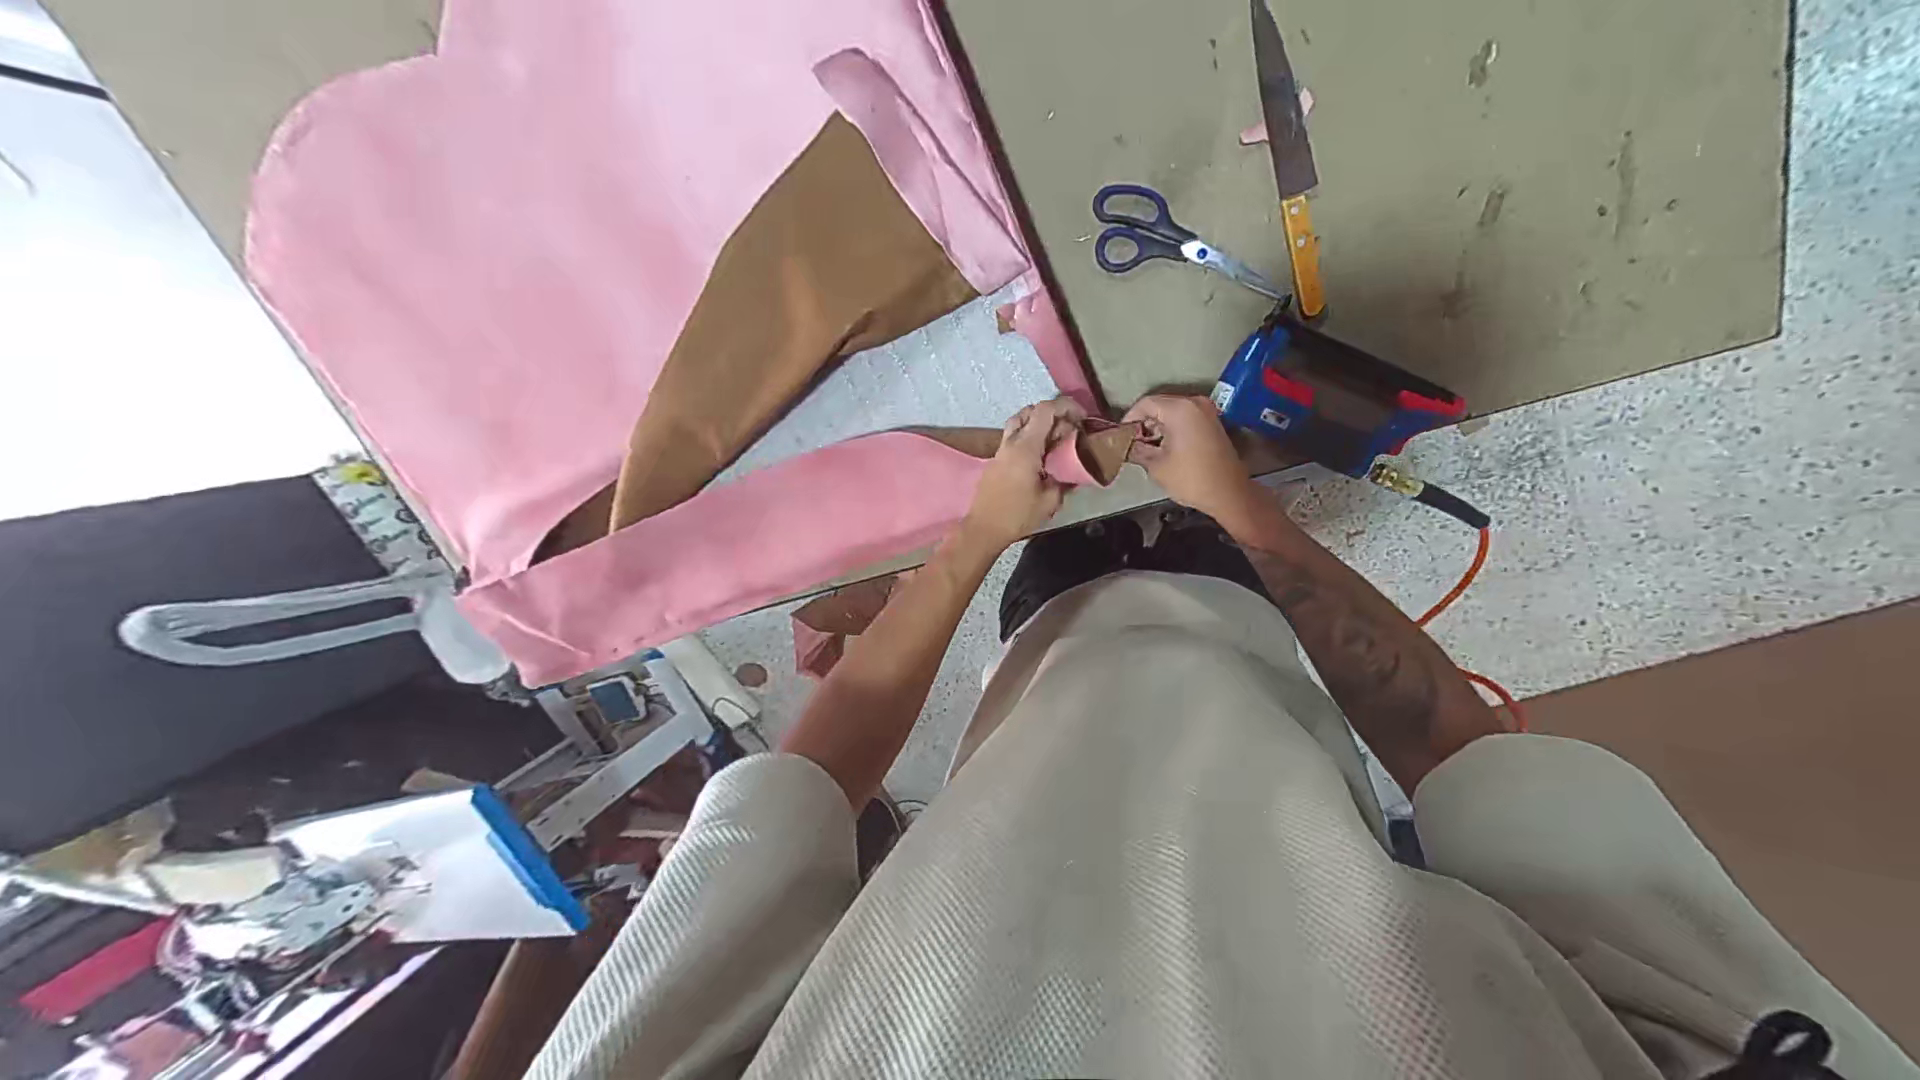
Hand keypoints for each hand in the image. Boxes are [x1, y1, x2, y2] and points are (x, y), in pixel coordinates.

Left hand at [961, 397, 1085, 550]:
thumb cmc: (1017, 515)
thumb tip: (1073, 472)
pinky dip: (1029, 439)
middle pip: (1030, 412)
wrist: (984, 529)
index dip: (1066, 406)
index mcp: (1025, 447)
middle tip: (1068, 430)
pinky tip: (1039, 458)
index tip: (1081, 417)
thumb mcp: (1050, 501)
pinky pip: (1013, 439)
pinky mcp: (995, 462)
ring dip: (1038, 425)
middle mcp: (1010, 443)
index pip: (1045, 410)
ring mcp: (1000, 451)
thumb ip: (1064, 481)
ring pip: (1019, 424)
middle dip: (1053, 414)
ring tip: (1054, 443)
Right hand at [1122, 394, 1263, 530]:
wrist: (1229, 493)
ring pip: (1171, 411)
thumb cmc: (1191, 478)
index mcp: (1180, 409)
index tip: (1120, 436)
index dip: (1129, 419)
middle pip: (1159, 405)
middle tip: (1131, 443)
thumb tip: (1127, 445)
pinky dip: (1170, 428)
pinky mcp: (1211, 422)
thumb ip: (1137, 450)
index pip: (1145, 404)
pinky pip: (1184, 418)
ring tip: (1145, 448)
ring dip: (1156, 426)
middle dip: (1143, 423)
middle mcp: (1194, 403)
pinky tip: (1163, 447)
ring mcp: (1206, 411)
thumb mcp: (1156, 466)